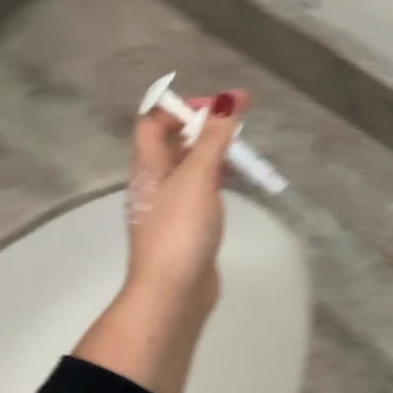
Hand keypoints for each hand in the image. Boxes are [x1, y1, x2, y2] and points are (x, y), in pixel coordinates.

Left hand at [119, 89, 246, 318]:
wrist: (173, 291)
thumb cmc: (179, 229)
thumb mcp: (198, 176)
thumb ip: (212, 138)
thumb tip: (226, 101)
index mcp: (148, 166)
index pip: (154, 122)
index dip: (182, 108)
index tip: (218, 106)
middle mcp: (155, 181)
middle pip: (175, 142)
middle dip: (205, 126)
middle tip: (240, 121)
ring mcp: (170, 205)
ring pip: (191, 166)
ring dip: (215, 152)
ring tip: (244, 150)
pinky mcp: (187, 225)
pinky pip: (202, 189)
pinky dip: (219, 177)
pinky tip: (238, 181)